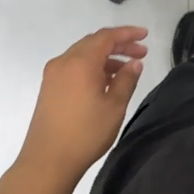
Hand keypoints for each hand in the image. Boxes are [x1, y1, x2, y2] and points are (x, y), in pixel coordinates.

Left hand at [15, 26, 148, 182]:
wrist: (48, 159)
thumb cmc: (86, 132)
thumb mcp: (114, 106)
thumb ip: (127, 80)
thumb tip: (134, 63)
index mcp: (80, 62)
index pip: (106, 37)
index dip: (127, 34)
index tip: (146, 35)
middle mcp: (64, 62)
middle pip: (93, 43)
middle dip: (118, 45)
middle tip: (141, 53)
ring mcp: (53, 75)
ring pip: (83, 55)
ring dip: (106, 58)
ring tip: (127, 70)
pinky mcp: (49, 88)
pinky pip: (74, 68)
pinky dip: (92, 68)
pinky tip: (106, 82)